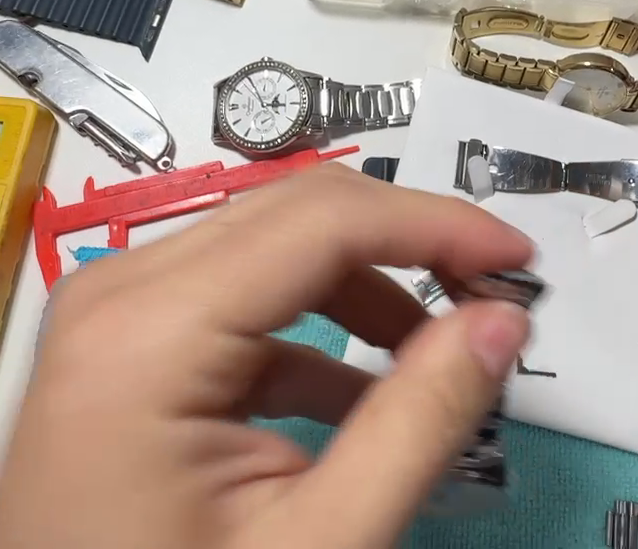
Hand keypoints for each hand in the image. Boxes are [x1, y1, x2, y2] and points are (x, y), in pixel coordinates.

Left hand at [0, 166, 533, 548]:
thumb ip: (419, 422)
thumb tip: (503, 319)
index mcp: (150, 329)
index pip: (324, 222)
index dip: (437, 225)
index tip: (520, 256)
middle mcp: (122, 287)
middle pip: (299, 215)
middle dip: (410, 243)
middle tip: (493, 290)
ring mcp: (117, 308)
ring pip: (276, 247)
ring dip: (368, 286)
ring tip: (438, 350)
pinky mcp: (128, 338)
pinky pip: (244, 299)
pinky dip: (317, 332)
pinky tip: (363, 394)